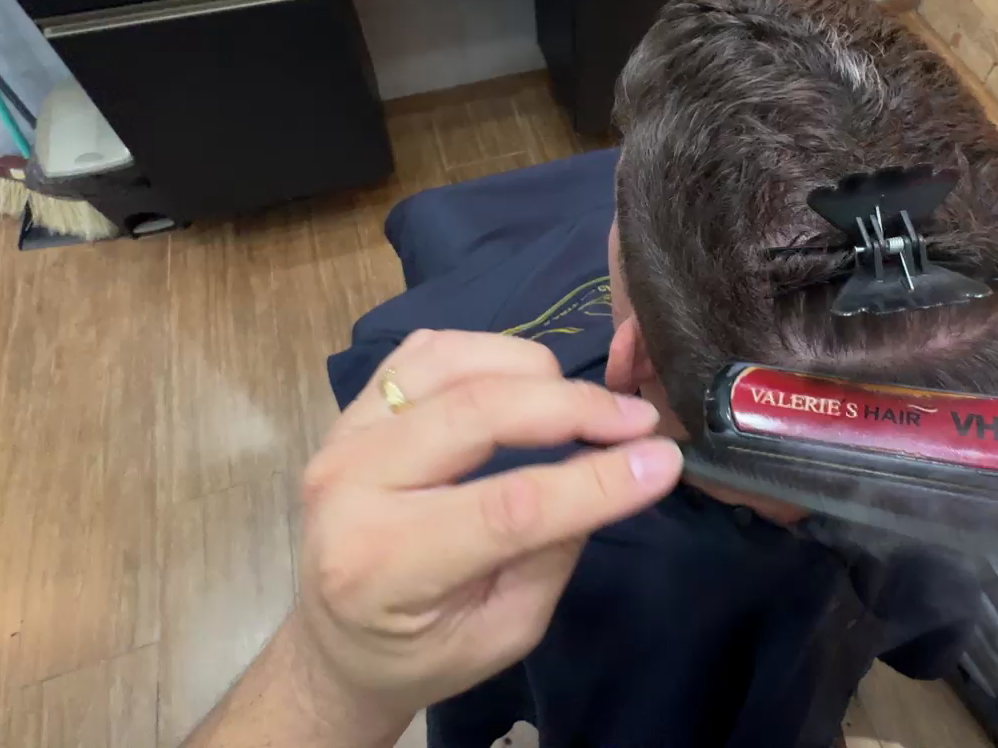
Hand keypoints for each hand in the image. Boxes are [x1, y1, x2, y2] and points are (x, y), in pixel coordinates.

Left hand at [295, 330, 682, 739]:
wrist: (334, 636)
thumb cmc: (423, 648)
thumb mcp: (506, 630)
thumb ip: (556, 546)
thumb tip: (619, 465)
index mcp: (381, 563)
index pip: (506, 508)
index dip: (595, 480)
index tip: (663, 459)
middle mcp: (349, 483)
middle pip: (476, 413)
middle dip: (574, 407)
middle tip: (637, 420)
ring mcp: (344, 431)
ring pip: (454, 361)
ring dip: (534, 371)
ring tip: (578, 404)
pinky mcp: (354, 402)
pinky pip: (430, 349)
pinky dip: (491, 351)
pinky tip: (524, 380)